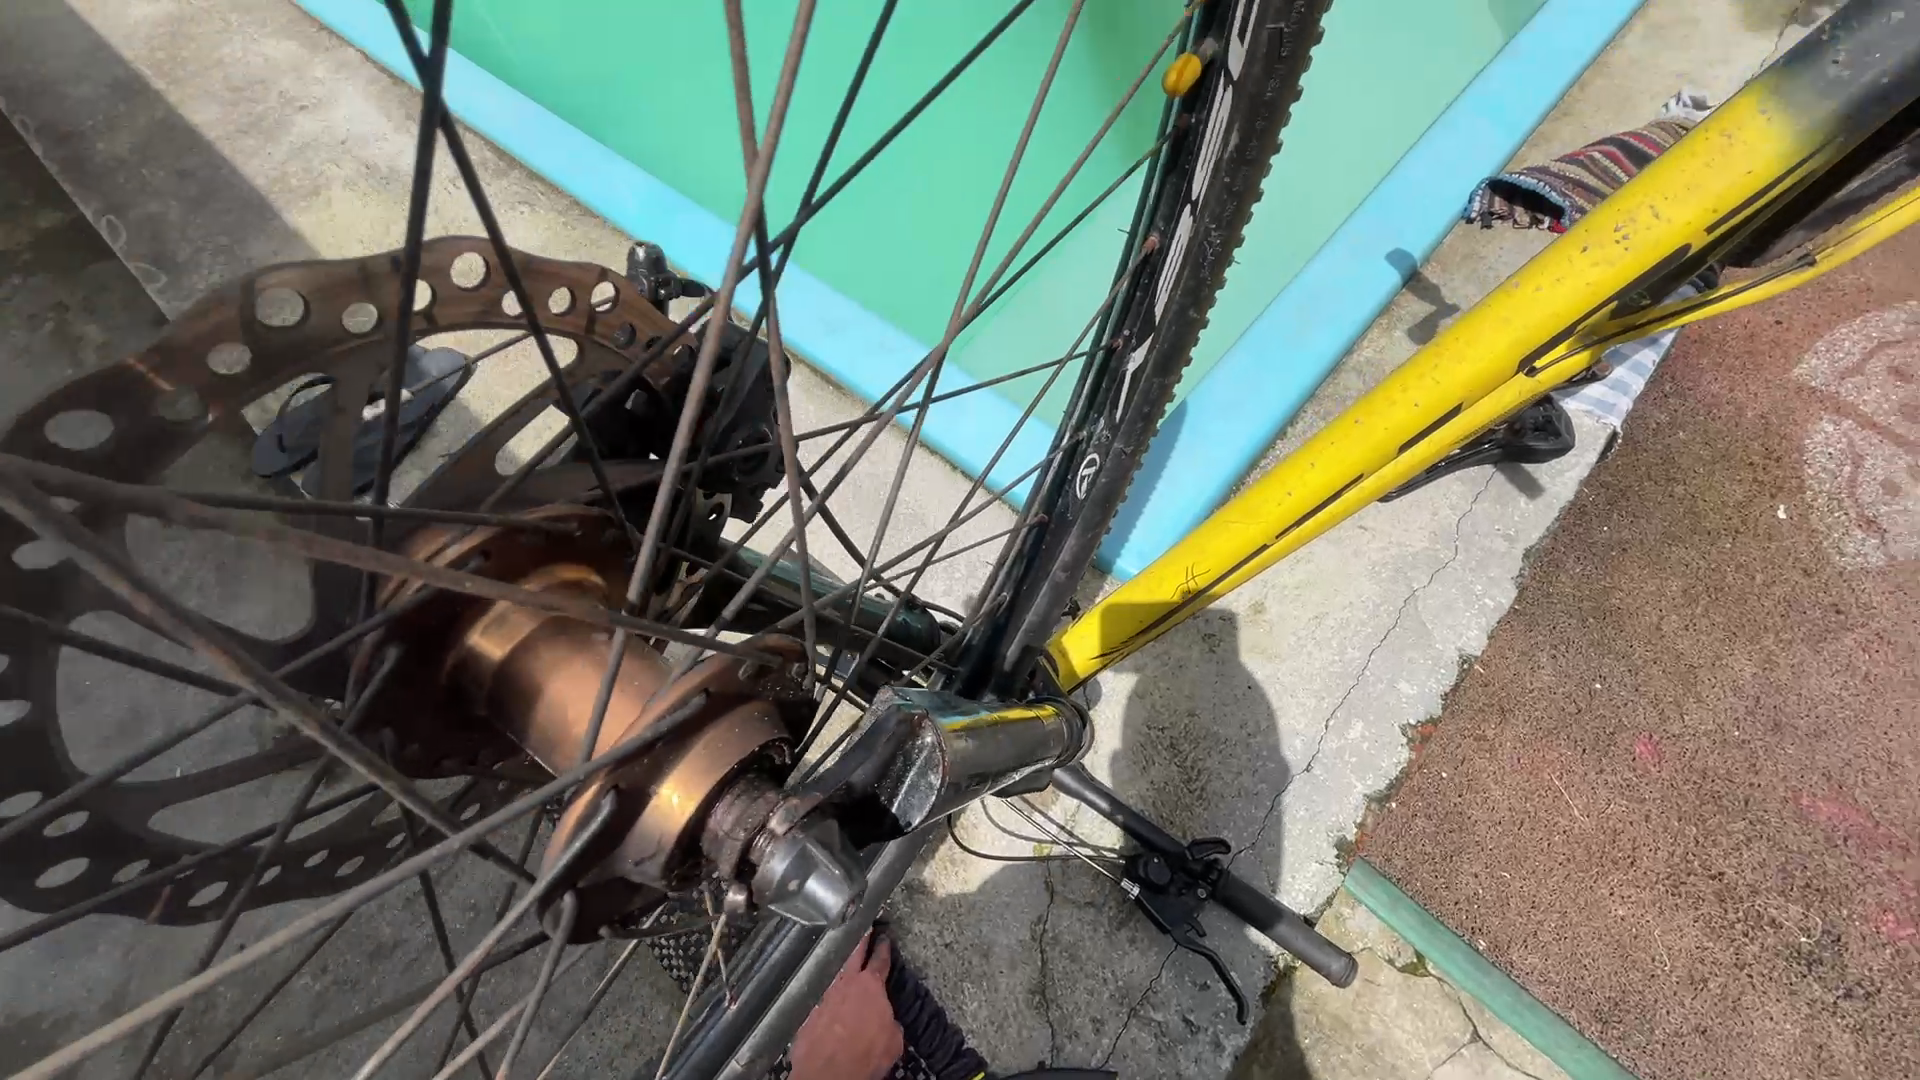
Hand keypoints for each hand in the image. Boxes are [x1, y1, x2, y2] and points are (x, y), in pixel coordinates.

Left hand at [788, 930, 904, 1079]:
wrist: (829, 1073)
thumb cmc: (866, 1055)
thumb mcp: (893, 1040)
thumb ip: (891, 1023)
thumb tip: (888, 1022)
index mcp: (871, 986)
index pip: (880, 960)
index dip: (883, 948)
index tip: (884, 938)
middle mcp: (846, 985)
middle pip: (854, 954)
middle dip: (861, 941)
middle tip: (864, 930)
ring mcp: (825, 998)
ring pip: (835, 976)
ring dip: (841, 970)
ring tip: (845, 965)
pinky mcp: (809, 1016)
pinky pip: (820, 1002)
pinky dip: (826, 1002)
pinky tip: (828, 1006)